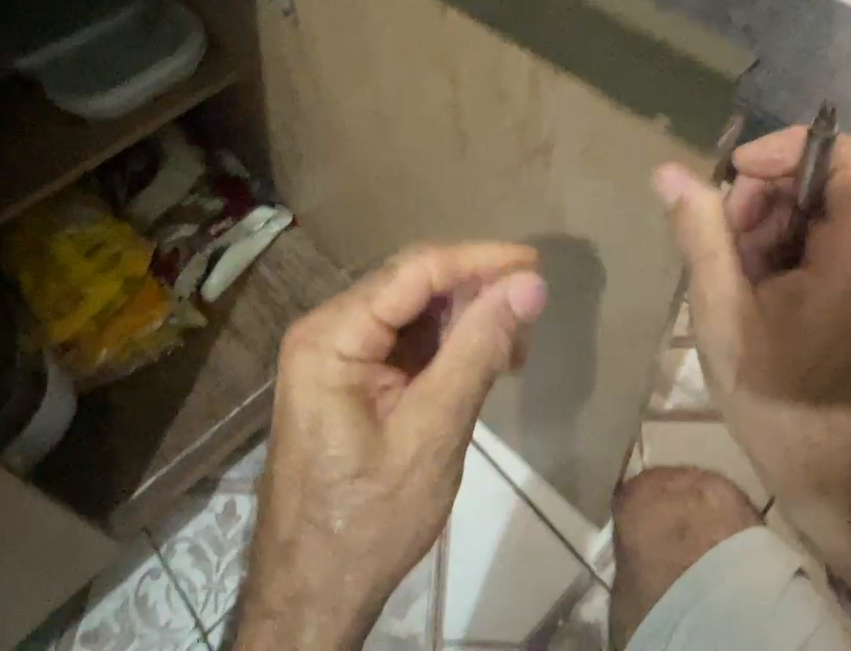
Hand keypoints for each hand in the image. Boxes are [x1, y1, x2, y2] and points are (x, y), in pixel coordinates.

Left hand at [234, 243, 546, 649]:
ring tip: (516, 348)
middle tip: (531, 315)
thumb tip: (529, 285)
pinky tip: (485, 364)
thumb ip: (479, 350)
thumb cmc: (370, 519)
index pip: (414, 271)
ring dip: (466, 320)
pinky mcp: (349, 377)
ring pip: (413, 312)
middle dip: (475, 292)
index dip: (478, 260)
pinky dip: (448, 347)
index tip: (536, 264)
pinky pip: (405, 342)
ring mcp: (334, 353)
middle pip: (412, 285)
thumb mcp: (433, 432)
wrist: (314, 590)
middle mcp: (326, 330)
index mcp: (331, 336)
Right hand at [654, 128, 850, 603]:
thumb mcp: (723, 315)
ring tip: (733, 270)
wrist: (833, 470)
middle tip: (725, 238)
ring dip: (767, 221)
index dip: (797, 148)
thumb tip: (668, 172)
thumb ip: (700, 236)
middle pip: (830, 178)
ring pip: (821, 207)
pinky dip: (780, 245)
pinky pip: (822, 238)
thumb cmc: (778, 398)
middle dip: (768, 192)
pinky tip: (749, 284)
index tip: (741, 176)